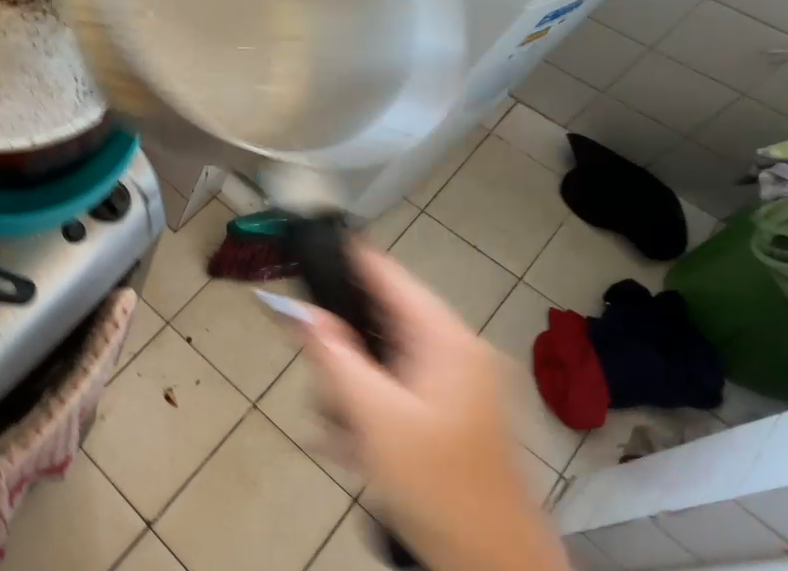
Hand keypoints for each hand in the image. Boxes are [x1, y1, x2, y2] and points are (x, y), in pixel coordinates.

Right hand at [293, 248, 568, 570]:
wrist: (493, 564)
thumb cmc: (433, 481)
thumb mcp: (370, 411)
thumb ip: (330, 352)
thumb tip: (294, 306)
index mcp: (448, 341)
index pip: (387, 274)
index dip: (342, 259)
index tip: (299, 248)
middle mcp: (458, 353)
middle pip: (378, 321)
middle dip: (339, 347)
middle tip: (313, 373)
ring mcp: (458, 386)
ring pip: (381, 359)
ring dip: (347, 386)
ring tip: (333, 424)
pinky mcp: (452, 416)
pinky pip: (394, 390)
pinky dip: (367, 408)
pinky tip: (348, 441)